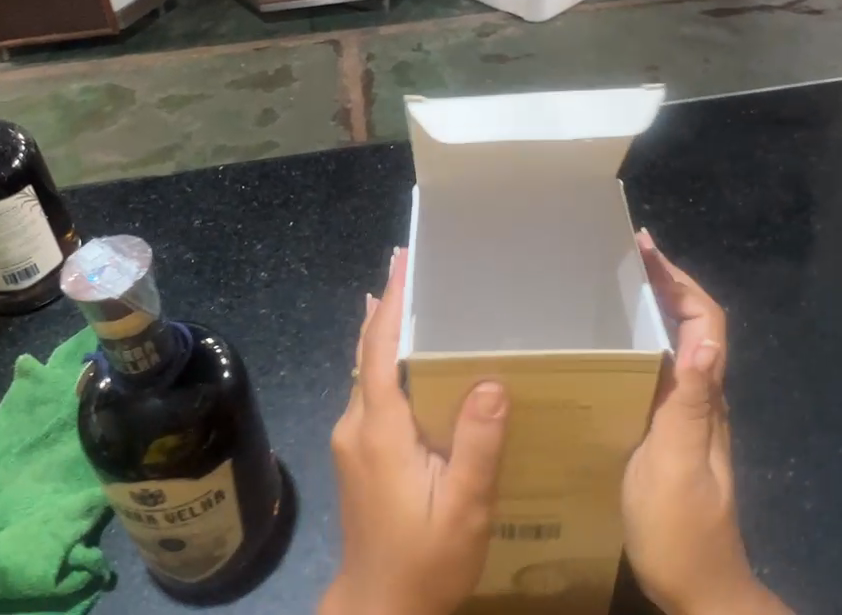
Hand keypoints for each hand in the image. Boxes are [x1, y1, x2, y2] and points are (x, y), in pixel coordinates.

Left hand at [321, 248, 509, 614]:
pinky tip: (403, 357)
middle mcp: (355, 425)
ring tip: (408, 296)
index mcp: (379, 431)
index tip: (400, 262)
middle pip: (367, 353)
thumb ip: (475, 443)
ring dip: (384, 333)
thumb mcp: (464, 507)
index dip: (389, 304)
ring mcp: (350, 440)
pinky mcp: (356, 454)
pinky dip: (384, 361)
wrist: (381, 608)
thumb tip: (491, 380)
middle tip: (410, 265)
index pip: (379, 351)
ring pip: (365, 371)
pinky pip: (368, 391)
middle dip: (385, 307)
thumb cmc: (426, 559)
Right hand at [624, 230, 789, 614]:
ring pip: (673, 344)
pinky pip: (655, 370)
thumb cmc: (681, 528)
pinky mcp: (665, 432)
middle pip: (691, 324)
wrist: (696, 589)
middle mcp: (700, 397)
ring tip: (607, 286)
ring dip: (650, 307)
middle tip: (618, 255)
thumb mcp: (678, 464)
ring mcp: (684, 416)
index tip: (643, 248)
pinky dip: (636, 342)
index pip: (704, 321)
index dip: (678, 280)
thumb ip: (691, 404)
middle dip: (662, 282)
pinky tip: (604, 347)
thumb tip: (707, 339)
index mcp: (704, 398)